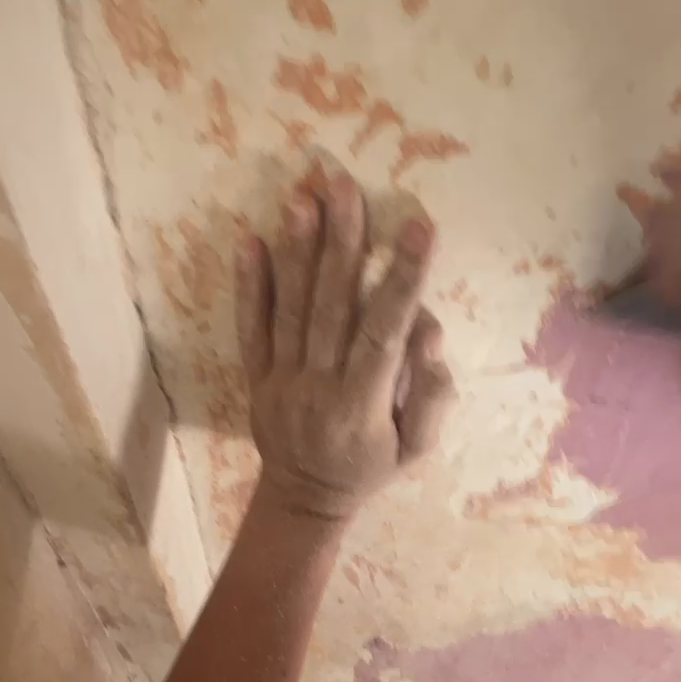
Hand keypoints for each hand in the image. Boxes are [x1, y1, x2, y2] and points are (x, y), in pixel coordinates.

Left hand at [236, 172, 455, 521]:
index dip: (402, 281)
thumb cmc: (369, 469)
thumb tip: (429, 337)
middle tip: (345, 184)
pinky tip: (250, 240)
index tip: (419, 227)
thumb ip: (431, 399)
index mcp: (361, 406)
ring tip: (303, 196)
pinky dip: (249, 286)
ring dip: (297, 251)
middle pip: (330, 309)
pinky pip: (250, 329)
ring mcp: (281, 381)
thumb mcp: (416, 450)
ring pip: (290, 311)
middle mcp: (317, 388)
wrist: (303, 497)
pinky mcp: (256, 377)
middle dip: (341, 245)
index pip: (384, 335)